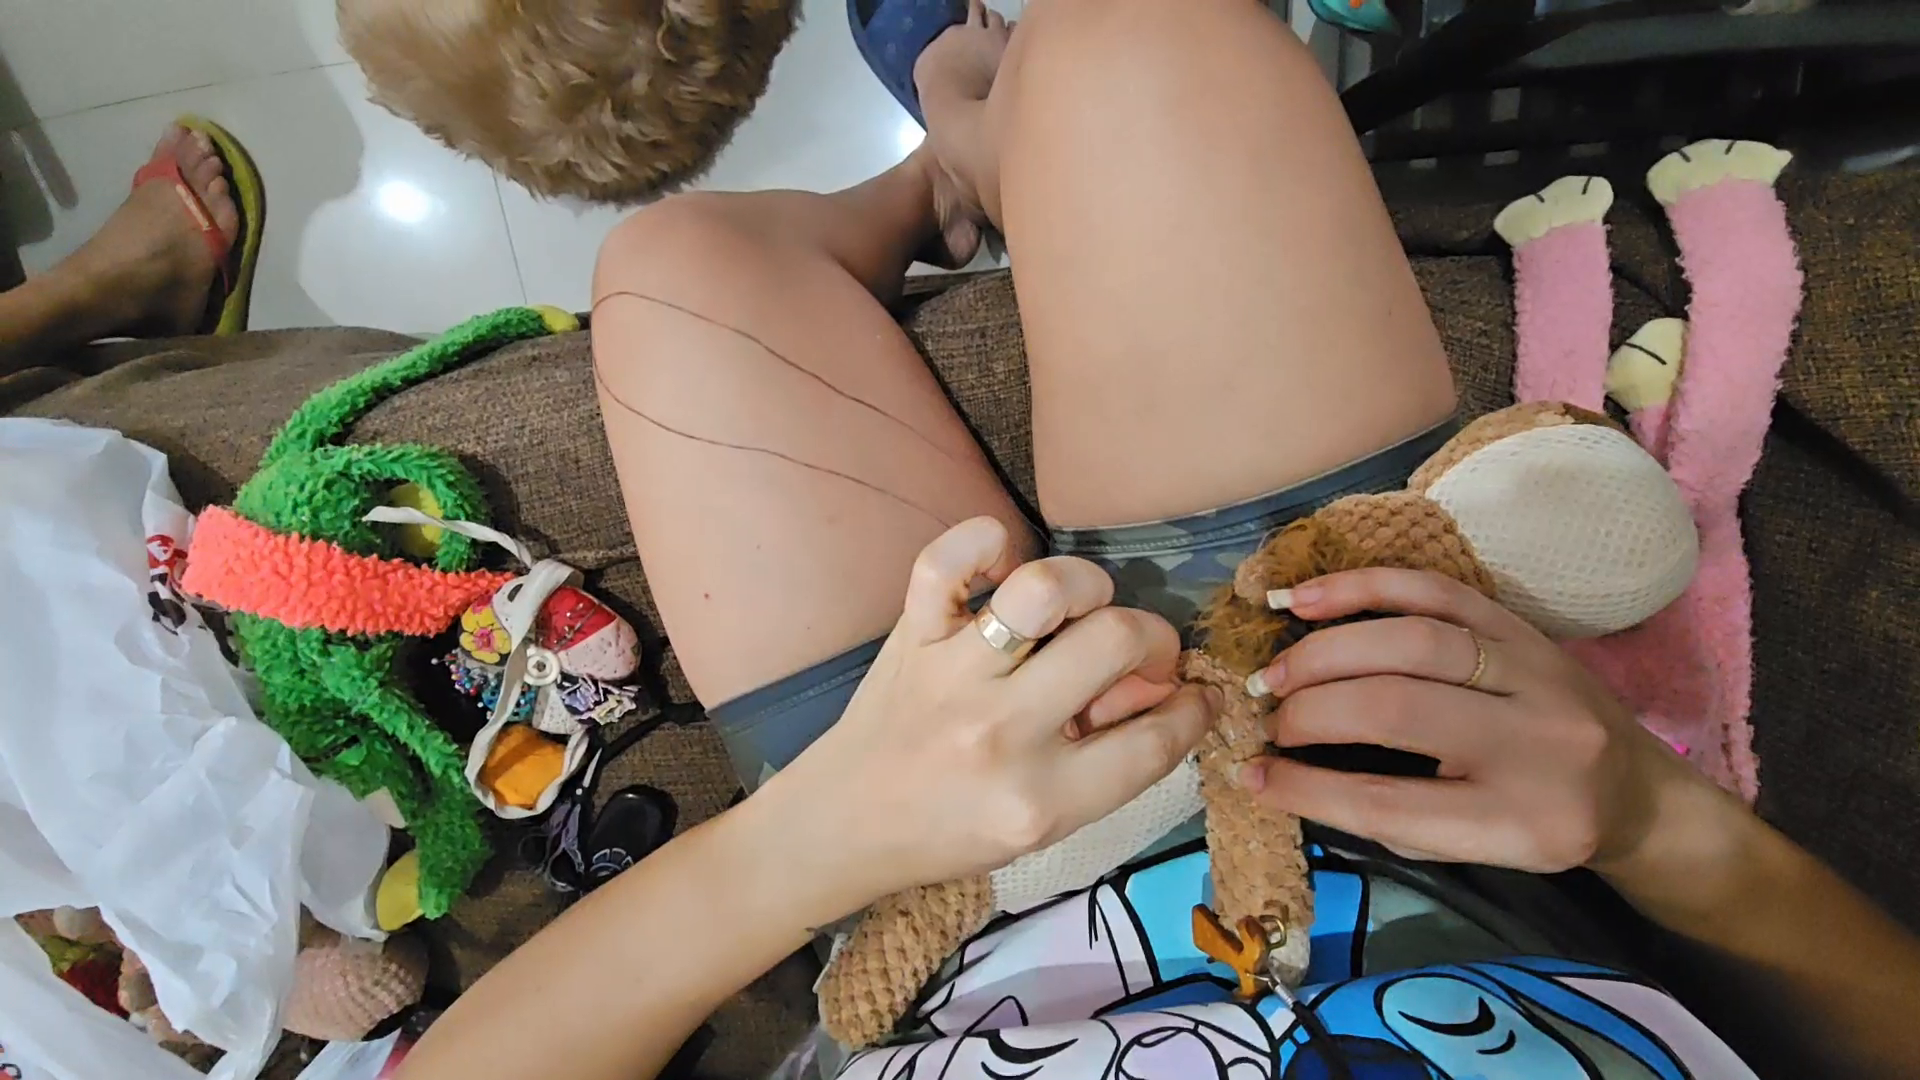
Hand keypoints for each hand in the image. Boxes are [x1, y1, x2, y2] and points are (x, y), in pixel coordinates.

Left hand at [758, 517, 1218, 917]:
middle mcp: (1001, 731)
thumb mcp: (1046, 826)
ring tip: (1081, 607)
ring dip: (1085, 584)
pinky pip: (943, 564)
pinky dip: (980, 542)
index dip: (1192, 709)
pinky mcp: (912, 636)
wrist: (846, 820)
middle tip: (1136, 651)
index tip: (1192, 693)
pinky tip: (1001, 559)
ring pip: (1043, 589)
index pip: (1153, 741)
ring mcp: (951, 675)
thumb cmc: (949, 831)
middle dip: (1153, 638)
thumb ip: (1111, 762)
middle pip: (1114, 642)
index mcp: (1041, 798)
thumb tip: (1162, 689)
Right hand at [1238, 568, 1715, 875]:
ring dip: (1323, 653)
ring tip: (1276, 673)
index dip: (1305, 787)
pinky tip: (1304, 601)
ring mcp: (1535, 672)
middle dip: (1310, 711)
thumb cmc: (1530, 826)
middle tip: (1267, 718)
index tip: (1251, 773)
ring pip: (1410, 641)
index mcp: (1525, 823)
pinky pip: (1430, 590)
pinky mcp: (1519, 625)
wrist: (1637, 791)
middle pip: (1395, 709)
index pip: (1387, 802)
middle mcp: (1539, 744)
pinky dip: (1358, 589)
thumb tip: (1271, 772)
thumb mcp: (1463, 846)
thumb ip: (1375, 810)